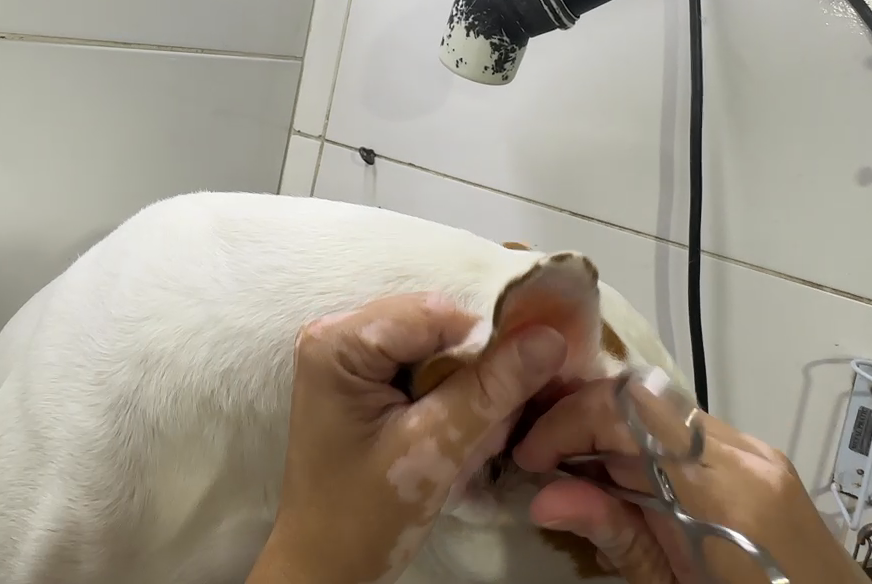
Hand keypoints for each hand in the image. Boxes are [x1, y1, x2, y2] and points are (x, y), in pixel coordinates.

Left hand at [247, 293, 569, 583]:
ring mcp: (344, 352)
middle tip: (495, 421)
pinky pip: (416, 361)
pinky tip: (450, 428)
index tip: (521, 385)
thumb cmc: (364, 517)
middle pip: (429, 324)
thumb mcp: (432, 453)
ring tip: (472, 432)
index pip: (431, 314)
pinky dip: (444, 391)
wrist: (323, 566)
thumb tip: (548, 339)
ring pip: (429, 343)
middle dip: (471, 367)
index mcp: (338, 341)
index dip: (482, 344)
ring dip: (461, 382)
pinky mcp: (357, 374)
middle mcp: (336, 332)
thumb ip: (488, 391)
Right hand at [512, 371, 865, 583]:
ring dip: (606, 426)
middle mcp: (744, 455)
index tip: (530, 457)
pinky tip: (623, 477)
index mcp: (726, 494)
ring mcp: (758, 452)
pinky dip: (640, 439)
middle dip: (578, 417)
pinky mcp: (761, 460)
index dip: (567, 422)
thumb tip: (541, 498)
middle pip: (638, 397)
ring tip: (573, 468)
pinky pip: (684, 429)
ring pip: (658, 406)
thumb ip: (617, 539)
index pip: (626, 412)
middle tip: (542, 458)